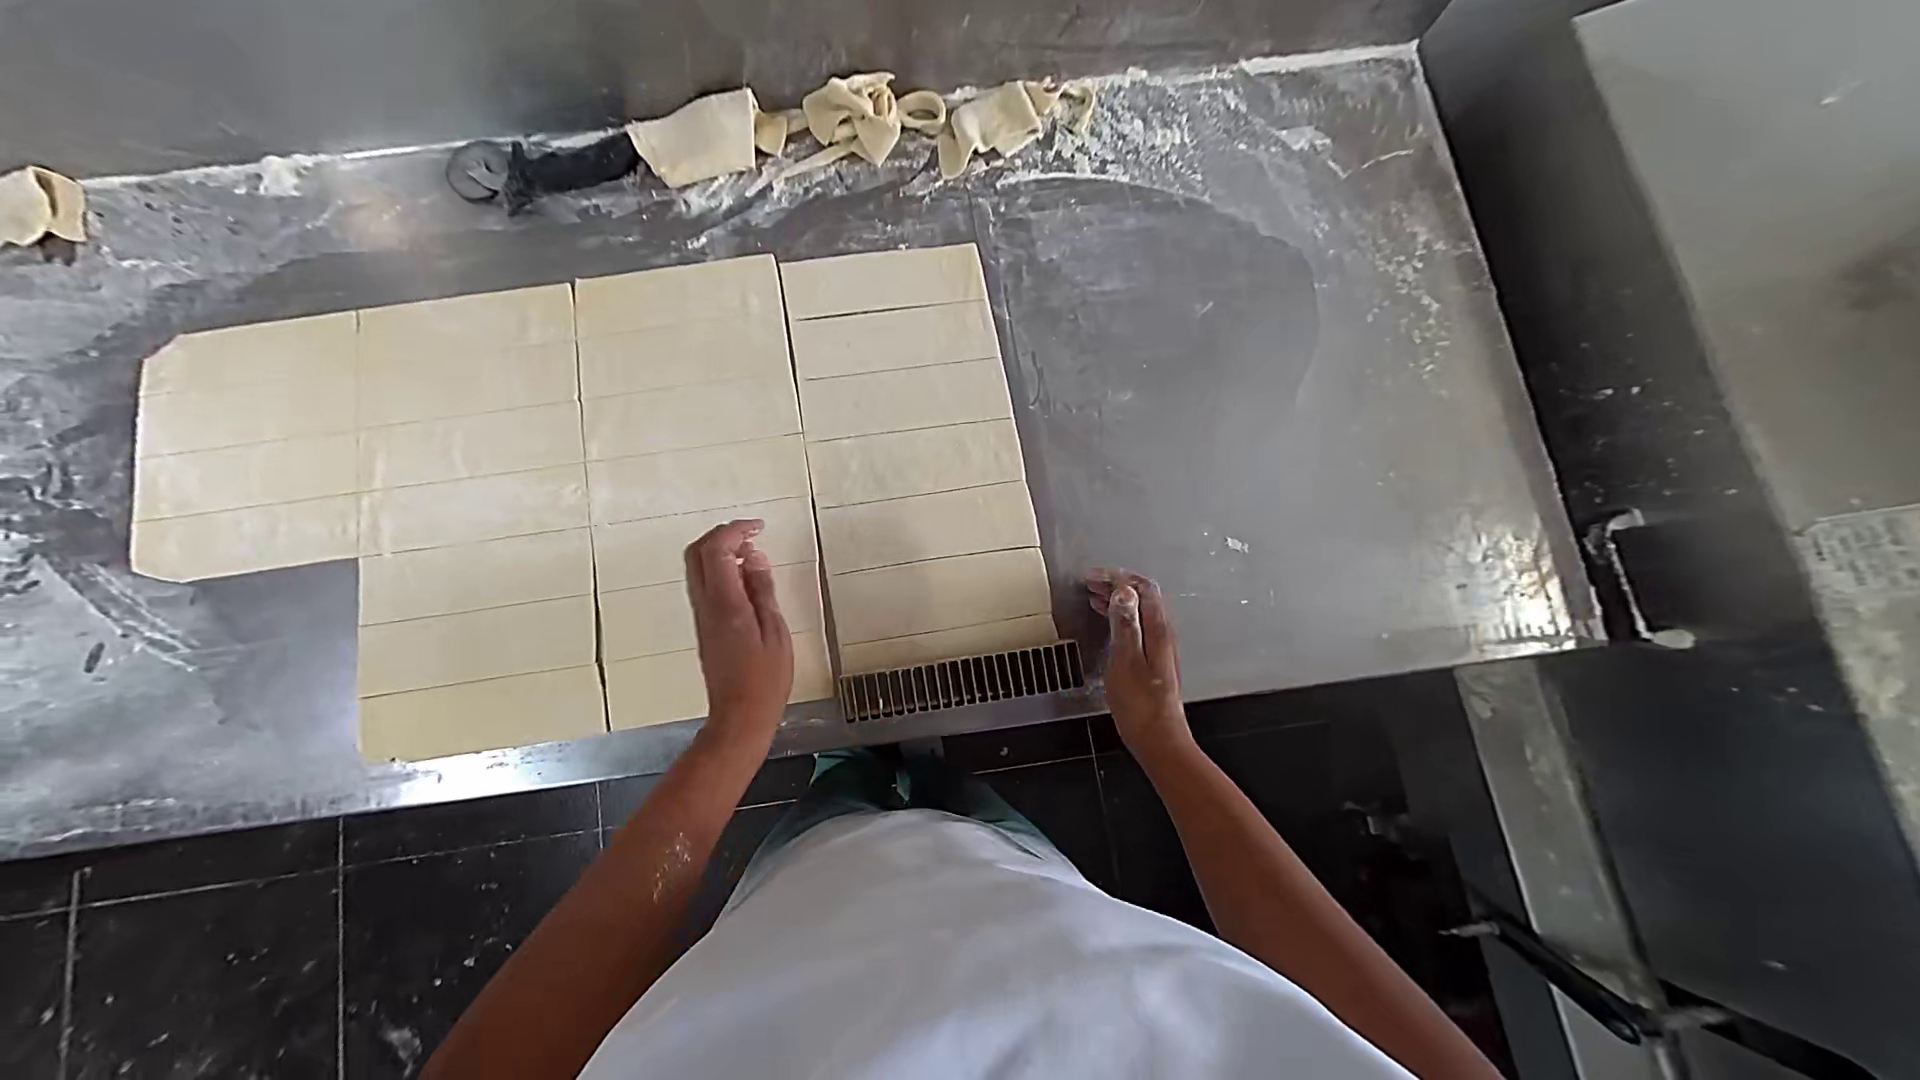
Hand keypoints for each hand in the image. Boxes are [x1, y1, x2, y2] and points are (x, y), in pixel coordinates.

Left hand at [685, 520, 792, 739]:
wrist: (740, 714)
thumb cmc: (765, 678)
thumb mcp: (775, 630)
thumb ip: (762, 591)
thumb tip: (755, 559)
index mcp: (726, 604)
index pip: (716, 551)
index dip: (735, 530)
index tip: (758, 527)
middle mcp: (706, 605)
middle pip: (698, 553)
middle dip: (722, 535)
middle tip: (752, 534)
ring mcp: (702, 616)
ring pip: (698, 568)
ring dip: (721, 551)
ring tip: (753, 552)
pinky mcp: (706, 625)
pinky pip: (706, 584)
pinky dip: (722, 569)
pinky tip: (746, 577)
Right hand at [1087, 568, 1190, 755]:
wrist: (1158, 739)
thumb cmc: (1140, 705)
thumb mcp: (1126, 660)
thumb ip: (1125, 624)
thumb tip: (1123, 591)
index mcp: (1157, 630)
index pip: (1142, 588)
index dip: (1118, 576)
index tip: (1093, 576)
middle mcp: (1162, 634)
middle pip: (1142, 596)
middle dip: (1116, 584)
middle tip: (1090, 583)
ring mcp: (1159, 646)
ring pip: (1138, 610)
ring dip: (1117, 599)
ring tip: (1094, 596)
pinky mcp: (1152, 659)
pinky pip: (1135, 625)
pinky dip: (1119, 616)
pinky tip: (1107, 622)